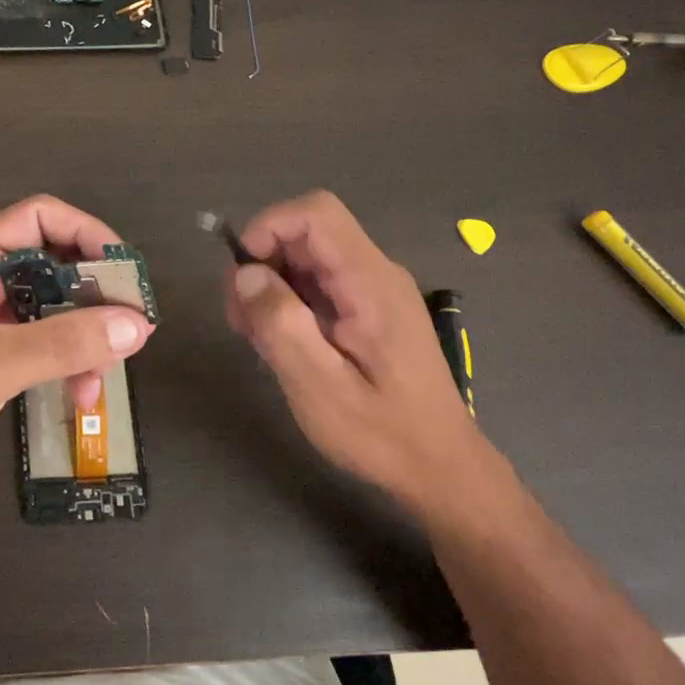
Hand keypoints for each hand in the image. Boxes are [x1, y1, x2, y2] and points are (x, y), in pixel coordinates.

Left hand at [0, 195, 155, 486]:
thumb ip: (64, 343)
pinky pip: (48, 342)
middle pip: (56, 263)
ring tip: (101, 379)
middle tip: (130, 330)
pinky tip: (81, 395)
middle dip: (94, 297)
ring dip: (86, 338)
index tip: (124, 270)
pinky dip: (70, 362)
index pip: (40, 218)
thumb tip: (136, 324)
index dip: (86, 232)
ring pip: (58, 307)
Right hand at [225, 191, 485, 512]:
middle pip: (306, 232)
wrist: (442, 471)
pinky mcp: (366, 309)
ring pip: (306, 257)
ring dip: (270, 286)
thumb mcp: (321, 388)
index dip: (269, 227)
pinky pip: (316, 283)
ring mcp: (373, 291)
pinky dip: (286, 301)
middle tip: (241, 320)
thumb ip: (281, 325)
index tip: (242, 275)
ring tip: (257, 338)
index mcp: (370, 284)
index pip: (316, 213)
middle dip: (261, 263)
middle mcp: (375, 274)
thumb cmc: (383, 435)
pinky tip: (281, 344)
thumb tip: (246, 273)